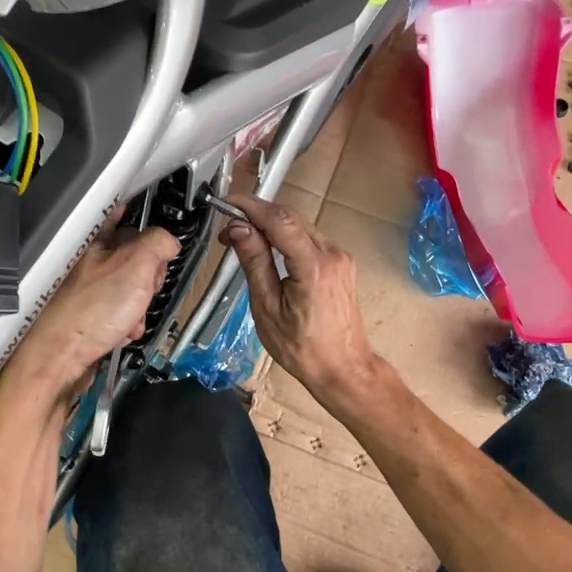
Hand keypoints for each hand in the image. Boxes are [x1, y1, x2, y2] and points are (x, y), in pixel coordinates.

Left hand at [16, 218, 180, 387]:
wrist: (62, 354)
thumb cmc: (91, 309)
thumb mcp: (136, 265)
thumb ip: (157, 243)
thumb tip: (170, 240)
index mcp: (98, 242)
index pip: (127, 222)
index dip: (148, 234)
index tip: (160, 245)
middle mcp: (91, 263)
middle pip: (136, 259)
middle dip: (149, 277)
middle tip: (146, 286)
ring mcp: (90, 290)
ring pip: (132, 289)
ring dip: (140, 305)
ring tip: (132, 316)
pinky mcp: (90, 315)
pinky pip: (121, 313)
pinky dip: (128, 322)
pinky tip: (124, 331)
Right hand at [217, 195, 377, 396]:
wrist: (344, 368)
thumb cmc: (303, 348)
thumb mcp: (267, 308)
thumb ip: (254, 263)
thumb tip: (238, 229)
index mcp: (314, 267)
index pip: (280, 221)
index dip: (251, 206)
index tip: (228, 203)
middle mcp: (332, 255)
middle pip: (291, 218)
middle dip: (257, 216)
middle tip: (228, 229)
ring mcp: (340, 257)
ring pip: (300, 226)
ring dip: (271, 226)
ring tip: (244, 240)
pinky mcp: (341, 263)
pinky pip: (309, 239)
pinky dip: (286, 237)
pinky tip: (268, 249)